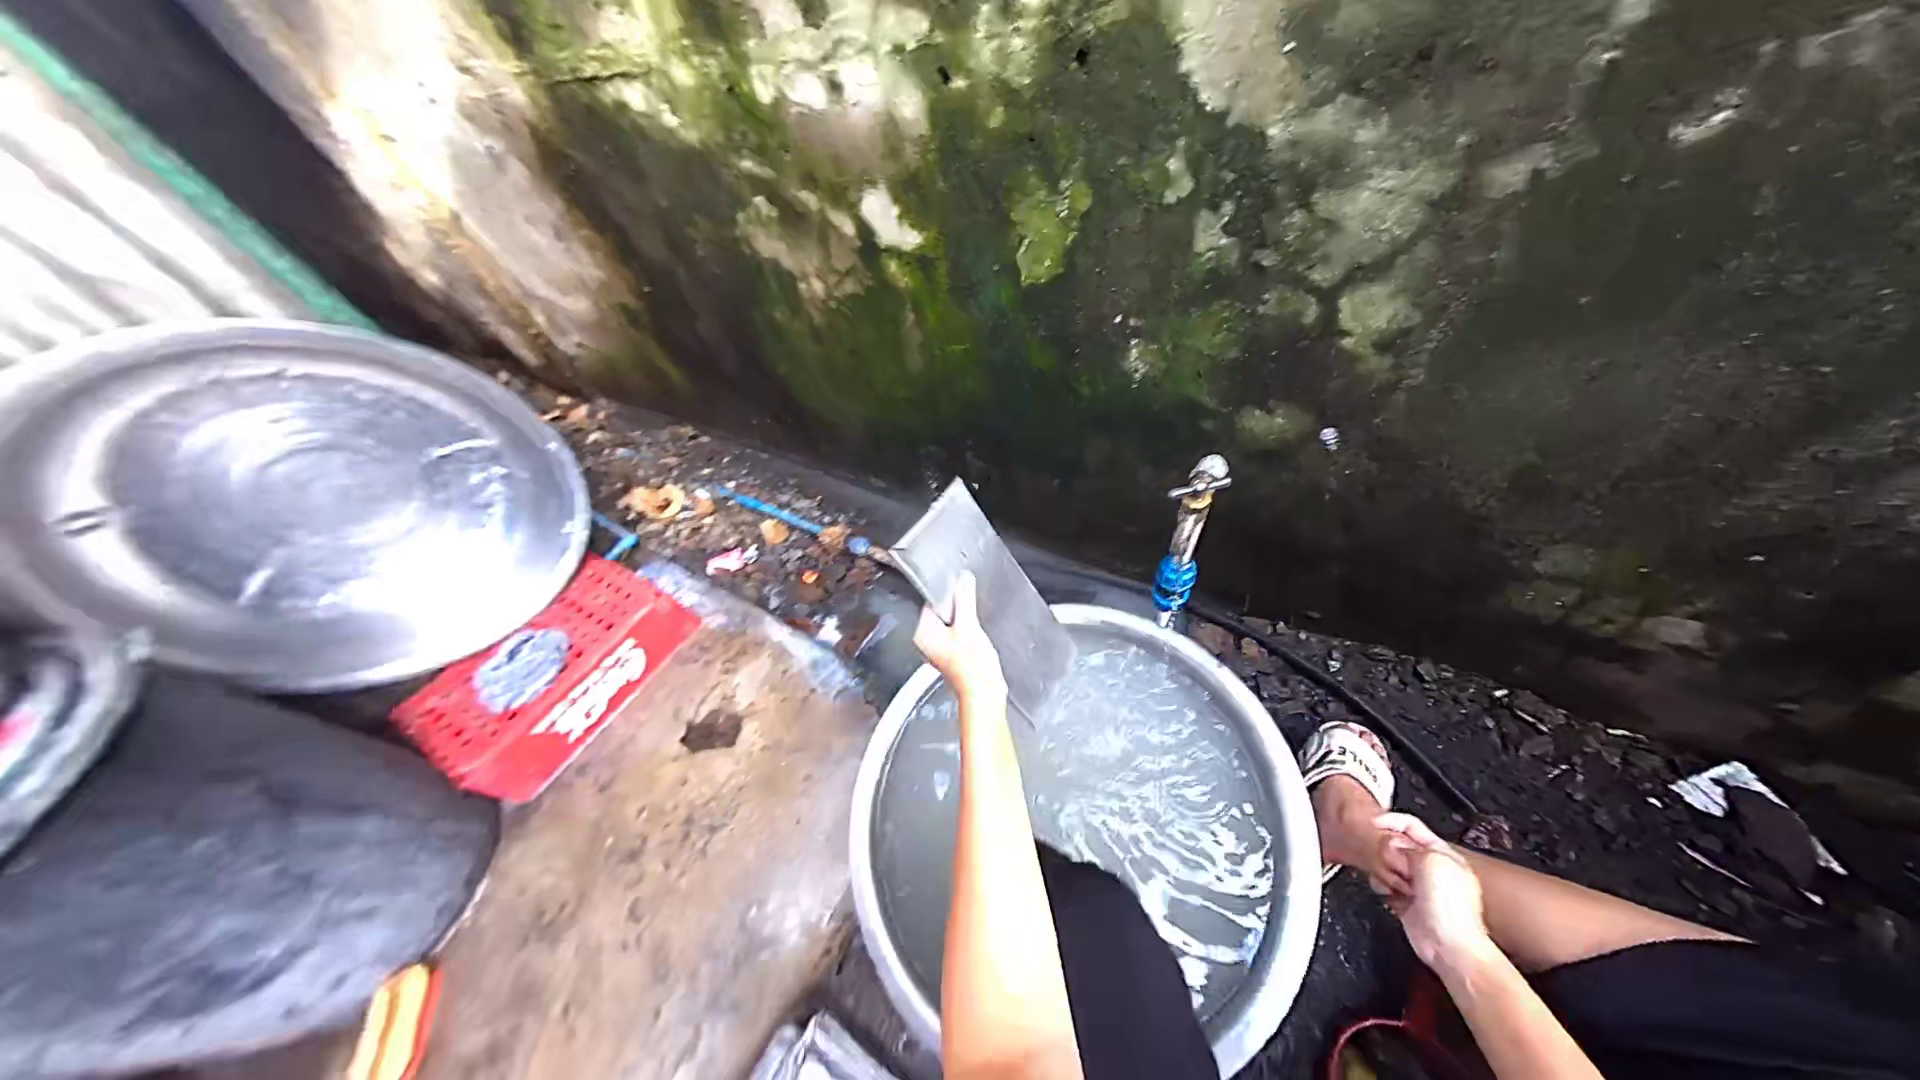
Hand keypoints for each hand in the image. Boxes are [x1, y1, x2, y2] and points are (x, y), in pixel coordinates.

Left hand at [914, 572, 1007, 704]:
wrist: (984, 693)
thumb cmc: (972, 668)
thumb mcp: (968, 626)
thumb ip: (964, 599)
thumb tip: (963, 578)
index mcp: (922, 631)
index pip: (928, 599)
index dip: (944, 591)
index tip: (958, 589)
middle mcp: (926, 639)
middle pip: (939, 608)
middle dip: (955, 604)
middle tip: (968, 611)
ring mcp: (939, 646)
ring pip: (950, 619)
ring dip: (962, 616)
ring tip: (972, 626)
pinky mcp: (952, 651)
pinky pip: (957, 630)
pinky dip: (966, 628)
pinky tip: (974, 634)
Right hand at [1367, 813, 1494, 973]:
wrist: (1448, 945)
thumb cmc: (1452, 908)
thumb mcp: (1431, 860)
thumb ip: (1406, 845)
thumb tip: (1391, 846)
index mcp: (1442, 854)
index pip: (1411, 825)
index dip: (1391, 821)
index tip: (1374, 823)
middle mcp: (1430, 868)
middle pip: (1396, 846)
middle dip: (1389, 853)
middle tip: (1395, 864)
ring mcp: (1418, 885)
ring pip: (1387, 865)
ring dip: (1386, 872)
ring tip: (1399, 885)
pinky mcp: (1406, 900)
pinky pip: (1384, 884)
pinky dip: (1382, 887)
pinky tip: (1390, 894)